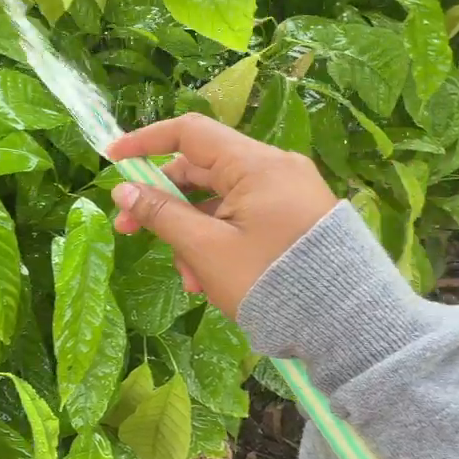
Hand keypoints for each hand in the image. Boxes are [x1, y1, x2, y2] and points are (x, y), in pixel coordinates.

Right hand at [107, 113, 338, 319]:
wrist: (346, 325)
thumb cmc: (267, 279)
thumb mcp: (204, 248)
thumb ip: (160, 214)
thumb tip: (123, 191)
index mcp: (256, 166)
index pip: (190, 133)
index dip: (145, 142)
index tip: (112, 158)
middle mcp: (274, 169)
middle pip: (200, 170)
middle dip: (162, 202)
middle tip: (128, 231)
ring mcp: (286, 194)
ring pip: (217, 199)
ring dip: (188, 232)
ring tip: (187, 279)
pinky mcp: (292, 218)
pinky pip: (239, 216)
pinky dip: (215, 240)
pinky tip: (207, 279)